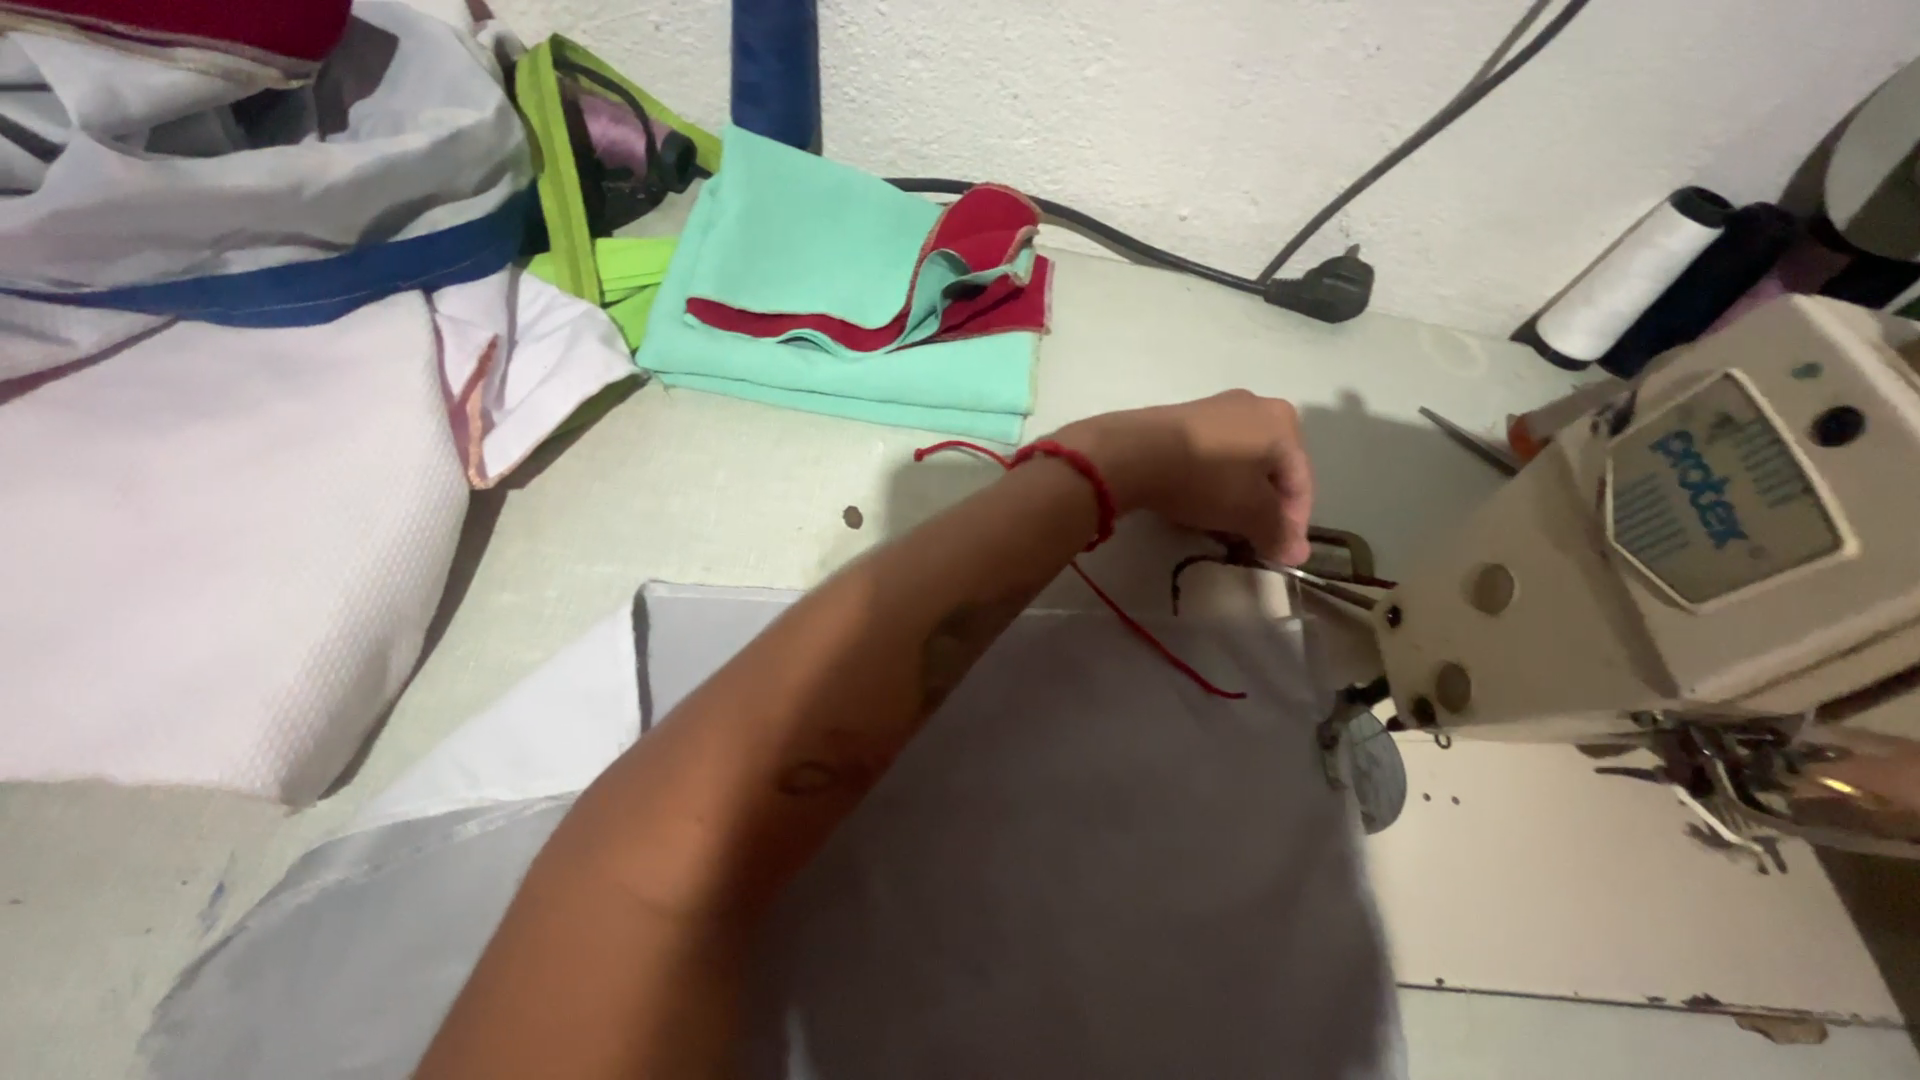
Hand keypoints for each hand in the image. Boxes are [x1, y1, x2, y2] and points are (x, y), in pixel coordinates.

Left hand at [1054, 390, 1314, 564]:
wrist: (1133, 452)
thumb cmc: (1206, 478)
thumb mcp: (1250, 512)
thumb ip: (1278, 532)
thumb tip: (1296, 554)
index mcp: (1283, 422)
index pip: (1301, 482)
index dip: (1294, 524)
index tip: (1279, 554)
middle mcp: (1255, 406)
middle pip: (1270, 471)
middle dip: (1263, 509)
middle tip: (1250, 540)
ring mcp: (1215, 408)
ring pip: (1239, 464)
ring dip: (1236, 498)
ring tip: (1221, 526)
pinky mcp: (1181, 418)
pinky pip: (1209, 456)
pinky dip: (1210, 482)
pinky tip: (1195, 502)